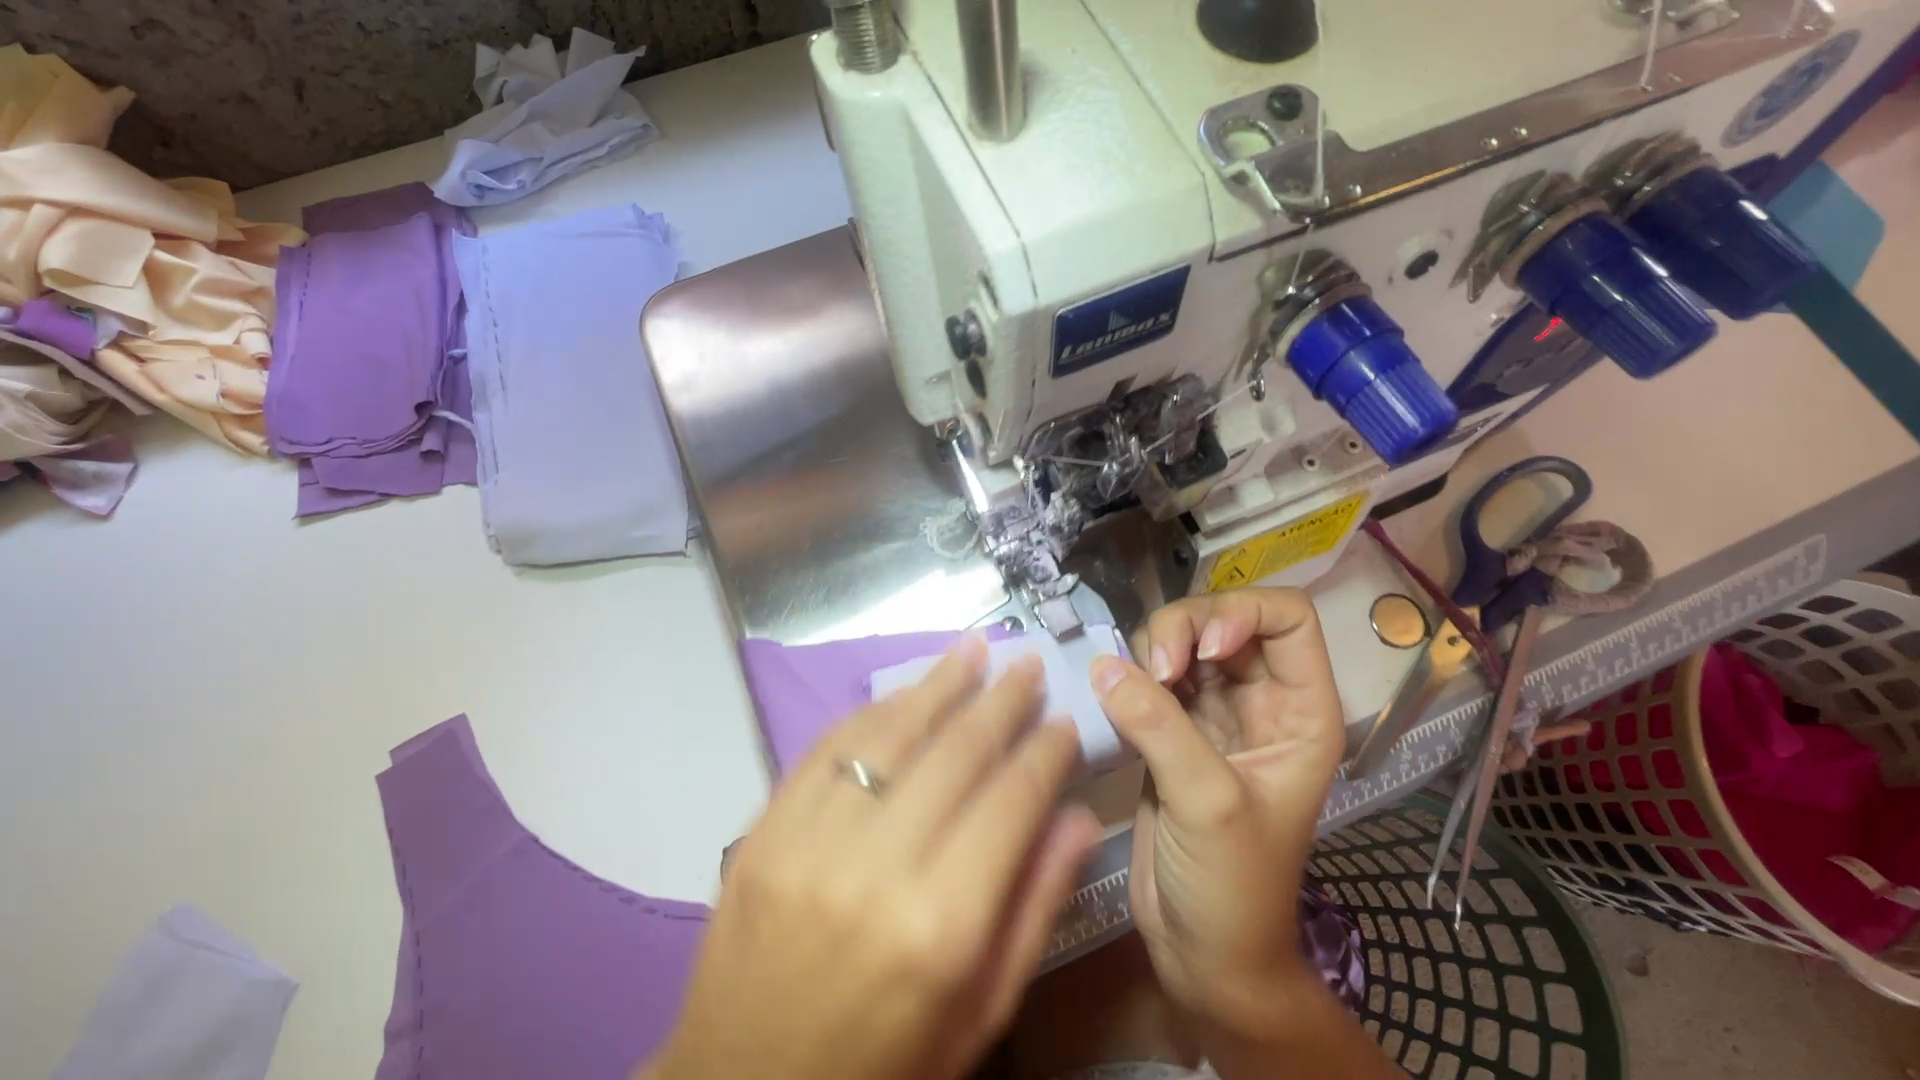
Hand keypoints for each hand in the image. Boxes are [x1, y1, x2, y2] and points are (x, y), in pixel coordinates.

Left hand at [648, 637, 1102, 1079]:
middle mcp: (876, 867)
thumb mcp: (980, 1014)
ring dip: (936, 686)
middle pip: (954, 754)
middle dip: (1000, 701)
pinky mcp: (764, 832)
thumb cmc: (884, 1066)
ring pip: (888, 735)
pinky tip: (902, 693)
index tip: (1067, 720)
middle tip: (1028, 663)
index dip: (1046, 752)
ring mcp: (809, 842)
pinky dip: (870, 714)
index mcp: (942, 922)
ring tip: (973, 649)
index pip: (1011, 801)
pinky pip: (825, 751)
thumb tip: (1076, 818)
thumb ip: (1032, 910)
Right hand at [1090, 588, 1346, 1038]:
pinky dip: (1129, 674)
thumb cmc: (1233, 883)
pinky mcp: (1170, 732)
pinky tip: (1113, 695)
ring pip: (1181, 642)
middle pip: (1224, 619)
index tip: (1204, 650)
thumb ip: (1159, 725)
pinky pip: (1149, 677)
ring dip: (1151, 648)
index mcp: (1301, 710)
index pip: (1287, 617)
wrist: (1204, 949)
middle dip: (1183, 628)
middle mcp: (1260, 701)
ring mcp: (1213, 715)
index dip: (1244, 612)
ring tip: (1129, 687)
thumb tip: (1103, 665)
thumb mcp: (1207, 801)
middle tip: (1153, 671)